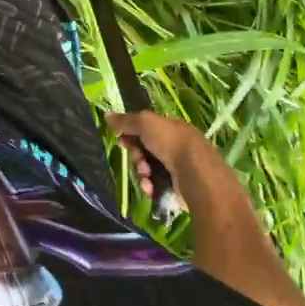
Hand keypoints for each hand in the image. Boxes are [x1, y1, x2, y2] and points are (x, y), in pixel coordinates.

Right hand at [104, 110, 221, 199]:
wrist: (197, 176)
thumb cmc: (172, 143)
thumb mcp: (145, 122)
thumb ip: (126, 120)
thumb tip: (107, 115)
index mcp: (173, 128)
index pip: (147, 129)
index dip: (132, 133)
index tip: (122, 139)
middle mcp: (177, 148)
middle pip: (146, 150)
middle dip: (137, 156)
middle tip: (137, 160)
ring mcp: (180, 169)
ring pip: (149, 169)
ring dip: (141, 172)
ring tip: (146, 177)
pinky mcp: (179, 189)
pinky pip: (157, 186)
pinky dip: (150, 186)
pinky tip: (151, 188)